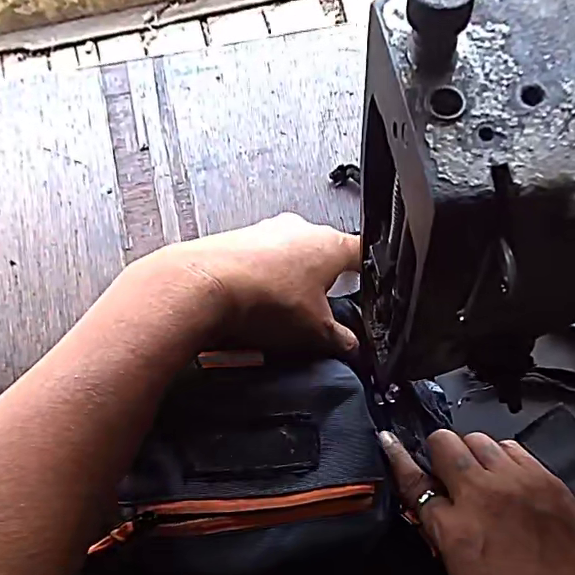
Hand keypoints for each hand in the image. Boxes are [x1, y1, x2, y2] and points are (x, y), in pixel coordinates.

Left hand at [160, 213, 360, 354]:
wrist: (204, 287)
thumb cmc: (262, 297)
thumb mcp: (316, 333)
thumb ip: (341, 339)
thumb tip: (350, 346)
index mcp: (329, 244)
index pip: (363, 255)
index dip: (369, 278)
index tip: (368, 291)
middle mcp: (299, 229)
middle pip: (322, 260)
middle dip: (322, 289)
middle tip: (317, 319)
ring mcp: (265, 233)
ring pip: (289, 263)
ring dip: (289, 288)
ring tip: (280, 320)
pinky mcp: (236, 243)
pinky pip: (259, 267)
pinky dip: (261, 287)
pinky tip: (254, 312)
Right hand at [379, 430, 574, 574]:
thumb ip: (442, 541)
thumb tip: (429, 516)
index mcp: (456, 530)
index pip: (413, 480)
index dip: (397, 458)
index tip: (388, 444)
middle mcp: (483, 494)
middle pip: (444, 442)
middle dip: (435, 452)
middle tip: (441, 472)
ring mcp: (517, 480)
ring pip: (477, 438)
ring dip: (468, 452)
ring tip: (475, 476)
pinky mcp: (546, 476)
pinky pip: (511, 447)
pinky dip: (500, 456)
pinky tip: (504, 478)